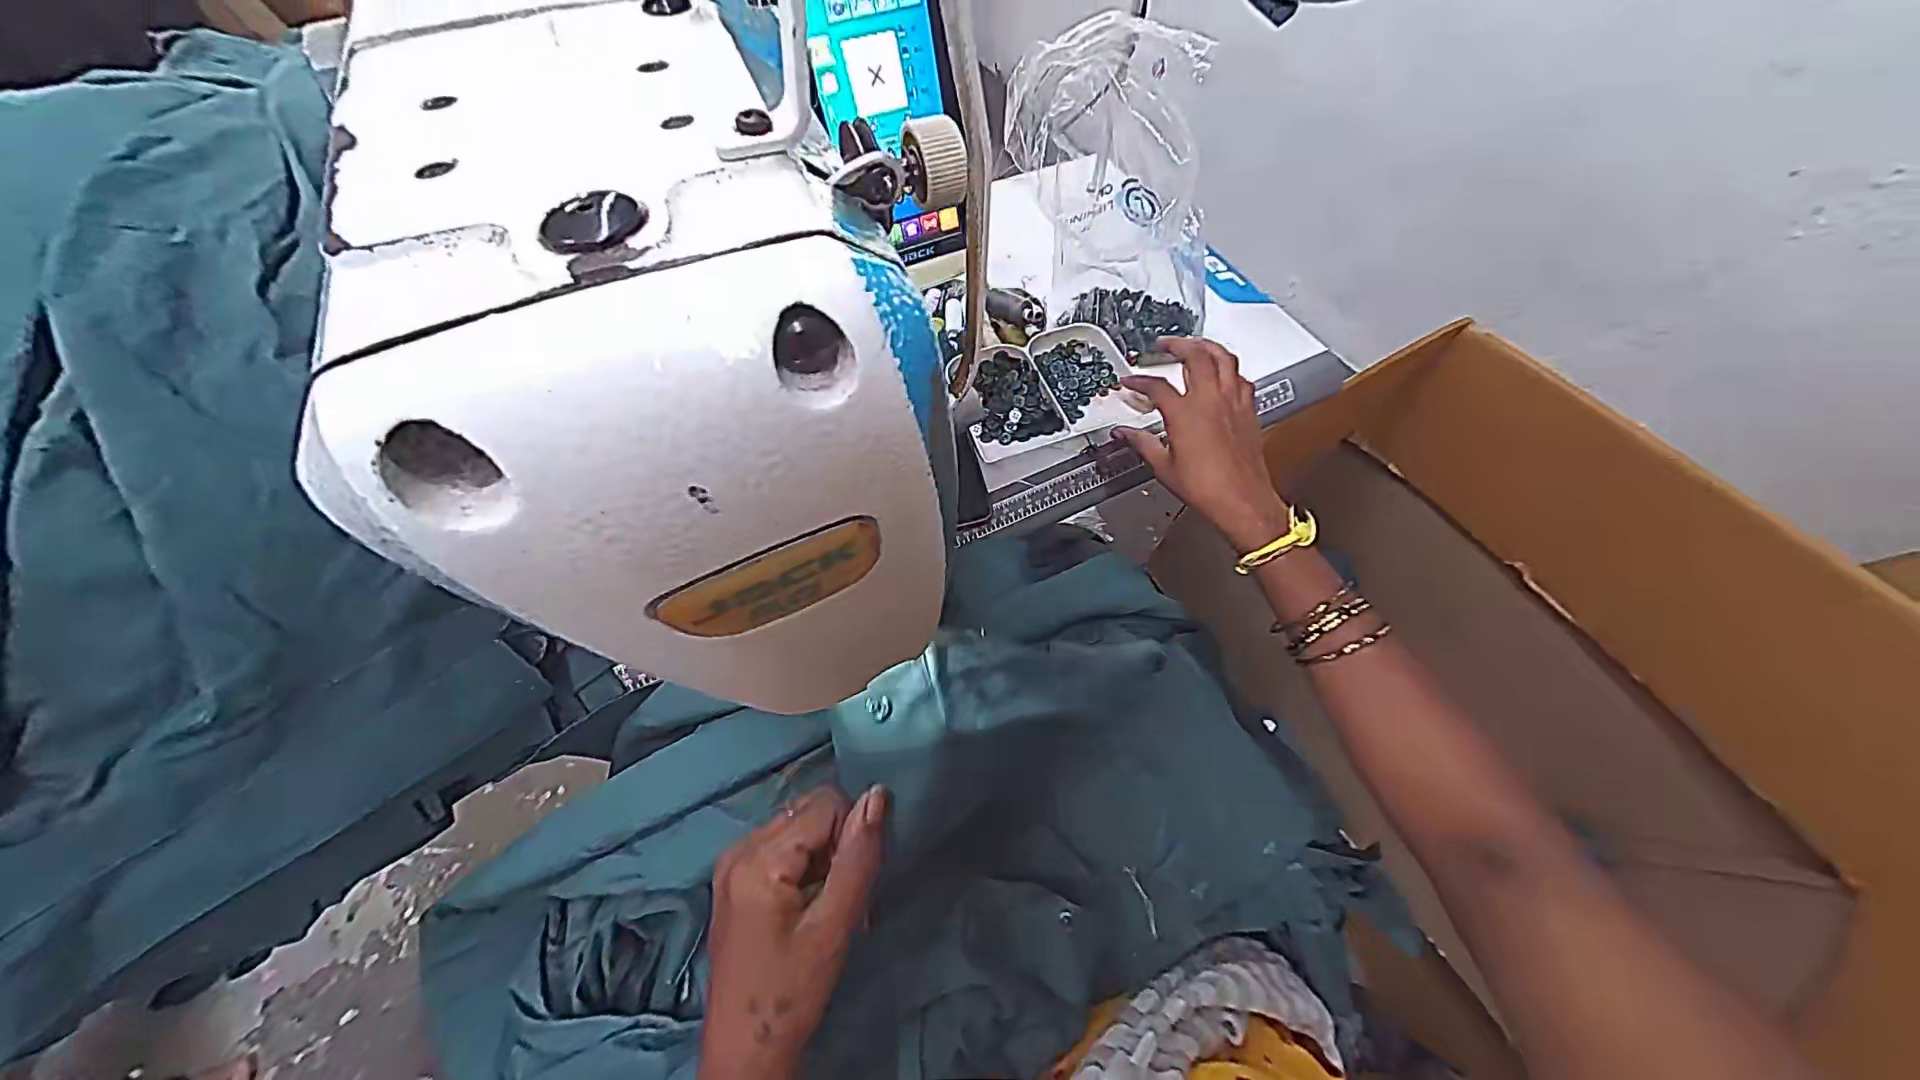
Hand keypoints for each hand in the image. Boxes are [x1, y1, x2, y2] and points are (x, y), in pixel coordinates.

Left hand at [698, 785, 888, 1079]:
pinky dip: (802, 862)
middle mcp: (738, 848)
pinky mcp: (732, 877)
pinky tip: (803, 904)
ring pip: (797, 824)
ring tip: (821, 904)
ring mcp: (730, 862)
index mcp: (758, 858)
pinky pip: (780, 842)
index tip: (847, 883)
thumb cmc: (792, 992)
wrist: (744, 1052)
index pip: (825, 805)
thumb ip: (858, 856)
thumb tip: (877, 795)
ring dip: (820, 853)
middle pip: (808, 811)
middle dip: (834, 842)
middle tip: (836, 896)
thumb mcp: (834, 926)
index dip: (849, 836)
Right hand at [1112, 337, 1293, 551]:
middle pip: (1195, 355)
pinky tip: (1224, 372)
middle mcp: (1211, 400)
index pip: (1156, 386)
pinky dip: (1229, 368)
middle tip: (1165, 344)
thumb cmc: (1207, 488)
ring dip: (1207, 346)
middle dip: (1177, 345)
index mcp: (1185, 413)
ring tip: (1196, 344)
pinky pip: (1240, 377)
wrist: (1241, 500)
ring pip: (1223, 357)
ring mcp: (1233, 401)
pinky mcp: (1249, 409)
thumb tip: (1124, 434)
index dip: (1139, 381)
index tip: (1130, 381)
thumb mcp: (1163, 466)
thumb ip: (1141, 443)